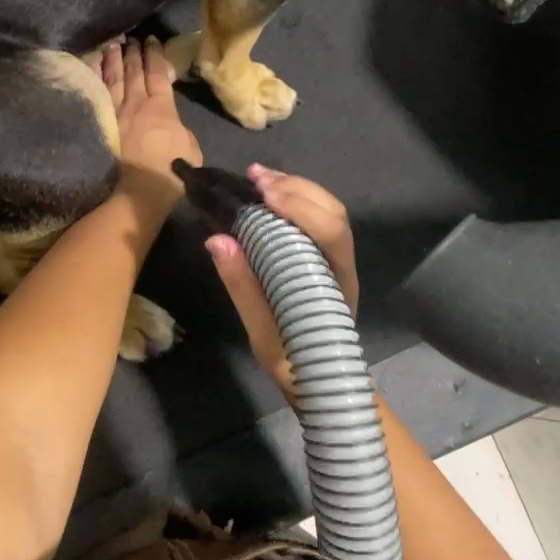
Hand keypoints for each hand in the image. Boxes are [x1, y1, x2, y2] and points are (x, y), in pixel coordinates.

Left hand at [102, 37, 201, 204]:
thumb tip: (174, 123)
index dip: (155, 54)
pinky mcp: (101, 124)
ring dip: (113, 60)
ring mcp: (115, 113)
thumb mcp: (191, 147)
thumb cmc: (171, 170)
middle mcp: (136, 103)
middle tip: (131, 38)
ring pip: (113, 78)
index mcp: (162, 107)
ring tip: (113, 45)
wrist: (140, 190)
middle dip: (133, 52)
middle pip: (133, 71)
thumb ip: (182, 128)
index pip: (157, 73)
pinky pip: (97, 94)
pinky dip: (94, 77)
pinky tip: (92, 65)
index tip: (151, 40)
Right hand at [204, 165, 357, 397]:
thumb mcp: (263, 334)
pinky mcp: (324, 257)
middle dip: (295, 187)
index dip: (300, 206)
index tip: (263, 195)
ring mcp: (336, 259)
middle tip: (254, 177)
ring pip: (326, 209)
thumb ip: (243, 288)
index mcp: (336, 282)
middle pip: (333, 211)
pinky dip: (293, 199)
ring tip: (257, 176)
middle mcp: (342, 264)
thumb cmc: (294, 362)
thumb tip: (217, 239)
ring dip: (294, 187)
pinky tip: (266, 194)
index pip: (331, 231)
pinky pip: (315, 219)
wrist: (320, 383)